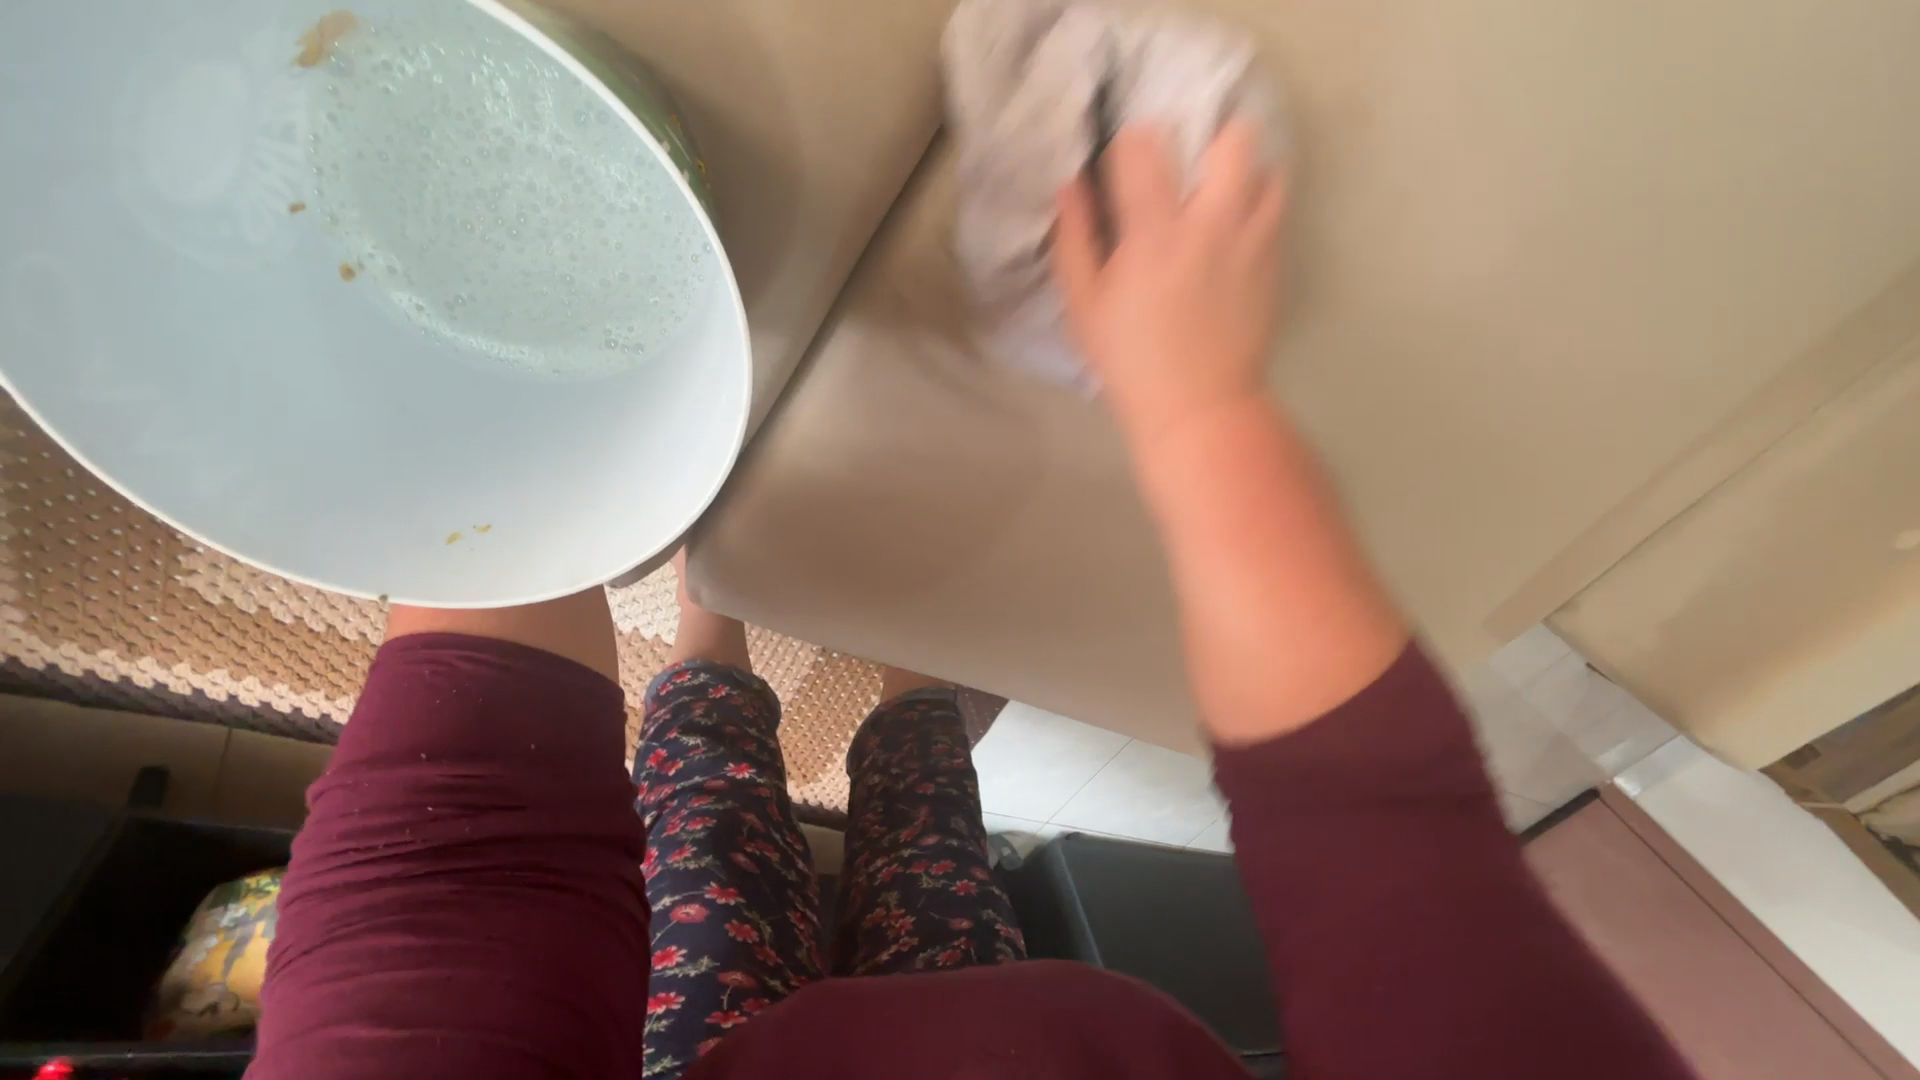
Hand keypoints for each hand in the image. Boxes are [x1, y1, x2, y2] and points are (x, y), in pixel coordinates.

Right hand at [1051, 122, 1285, 448]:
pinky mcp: (1278, 263)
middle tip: (1188, 168)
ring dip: (1243, 172)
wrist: (1198, 406)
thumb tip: (1071, 185)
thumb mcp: (1084, 305)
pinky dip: (1257, 206)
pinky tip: (1232, 233)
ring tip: (1219, 196)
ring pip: (1270, 168)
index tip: (1123, 169)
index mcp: (1156, 233)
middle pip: (1234, 137)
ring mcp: (1255, 241)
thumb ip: (1074, 238)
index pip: (1146, 145)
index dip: (1129, 146)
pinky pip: (1277, 210)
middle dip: (1208, 139)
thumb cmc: (1130, 359)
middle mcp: (1215, 224)